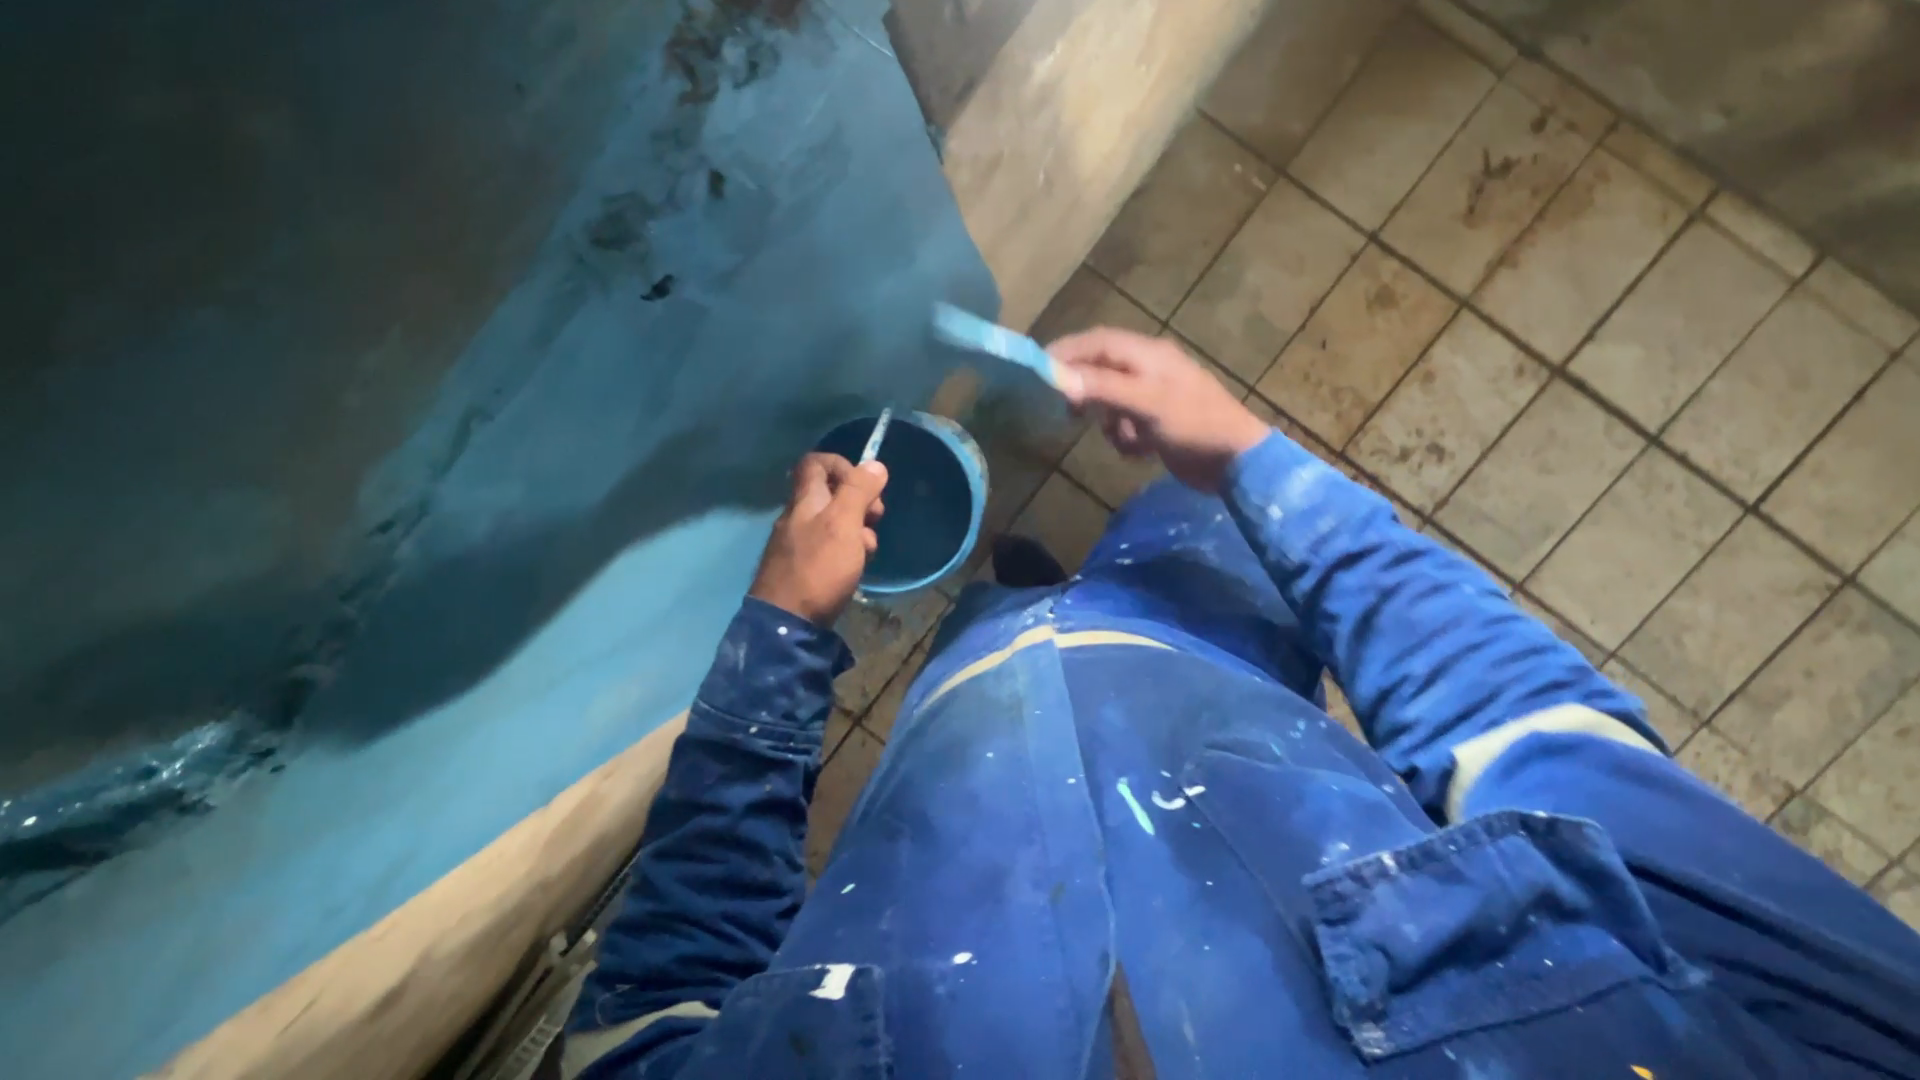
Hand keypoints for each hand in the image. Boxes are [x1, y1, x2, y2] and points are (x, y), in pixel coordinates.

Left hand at [750, 452, 888, 624]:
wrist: (786, 622)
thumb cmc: (818, 568)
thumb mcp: (844, 524)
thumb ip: (858, 491)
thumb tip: (874, 464)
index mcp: (804, 499)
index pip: (816, 462)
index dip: (843, 466)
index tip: (864, 486)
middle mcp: (797, 516)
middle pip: (831, 494)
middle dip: (860, 502)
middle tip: (875, 519)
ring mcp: (797, 543)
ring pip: (835, 523)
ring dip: (858, 531)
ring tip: (868, 550)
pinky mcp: (803, 567)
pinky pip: (829, 548)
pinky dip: (846, 552)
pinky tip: (855, 569)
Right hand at [1048, 327, 1271, 492]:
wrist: (1238, 462)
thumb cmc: (1194, 425)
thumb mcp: (1146, 404)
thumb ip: (1103, 388)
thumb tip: (1059, 379)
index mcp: (1149, 355)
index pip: (1097, 341)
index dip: (1066, 352)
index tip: (1037, 371)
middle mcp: (1149, 369)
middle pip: (1101, 368)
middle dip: (1085, 391)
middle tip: (1066, 413)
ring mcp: (1155, 395)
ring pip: (1111, 399)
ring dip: (1108, 420)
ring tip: (1120, 438)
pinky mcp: (1159, 422)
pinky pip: (1127, 422)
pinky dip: (1125, 436)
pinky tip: (1140, 451)